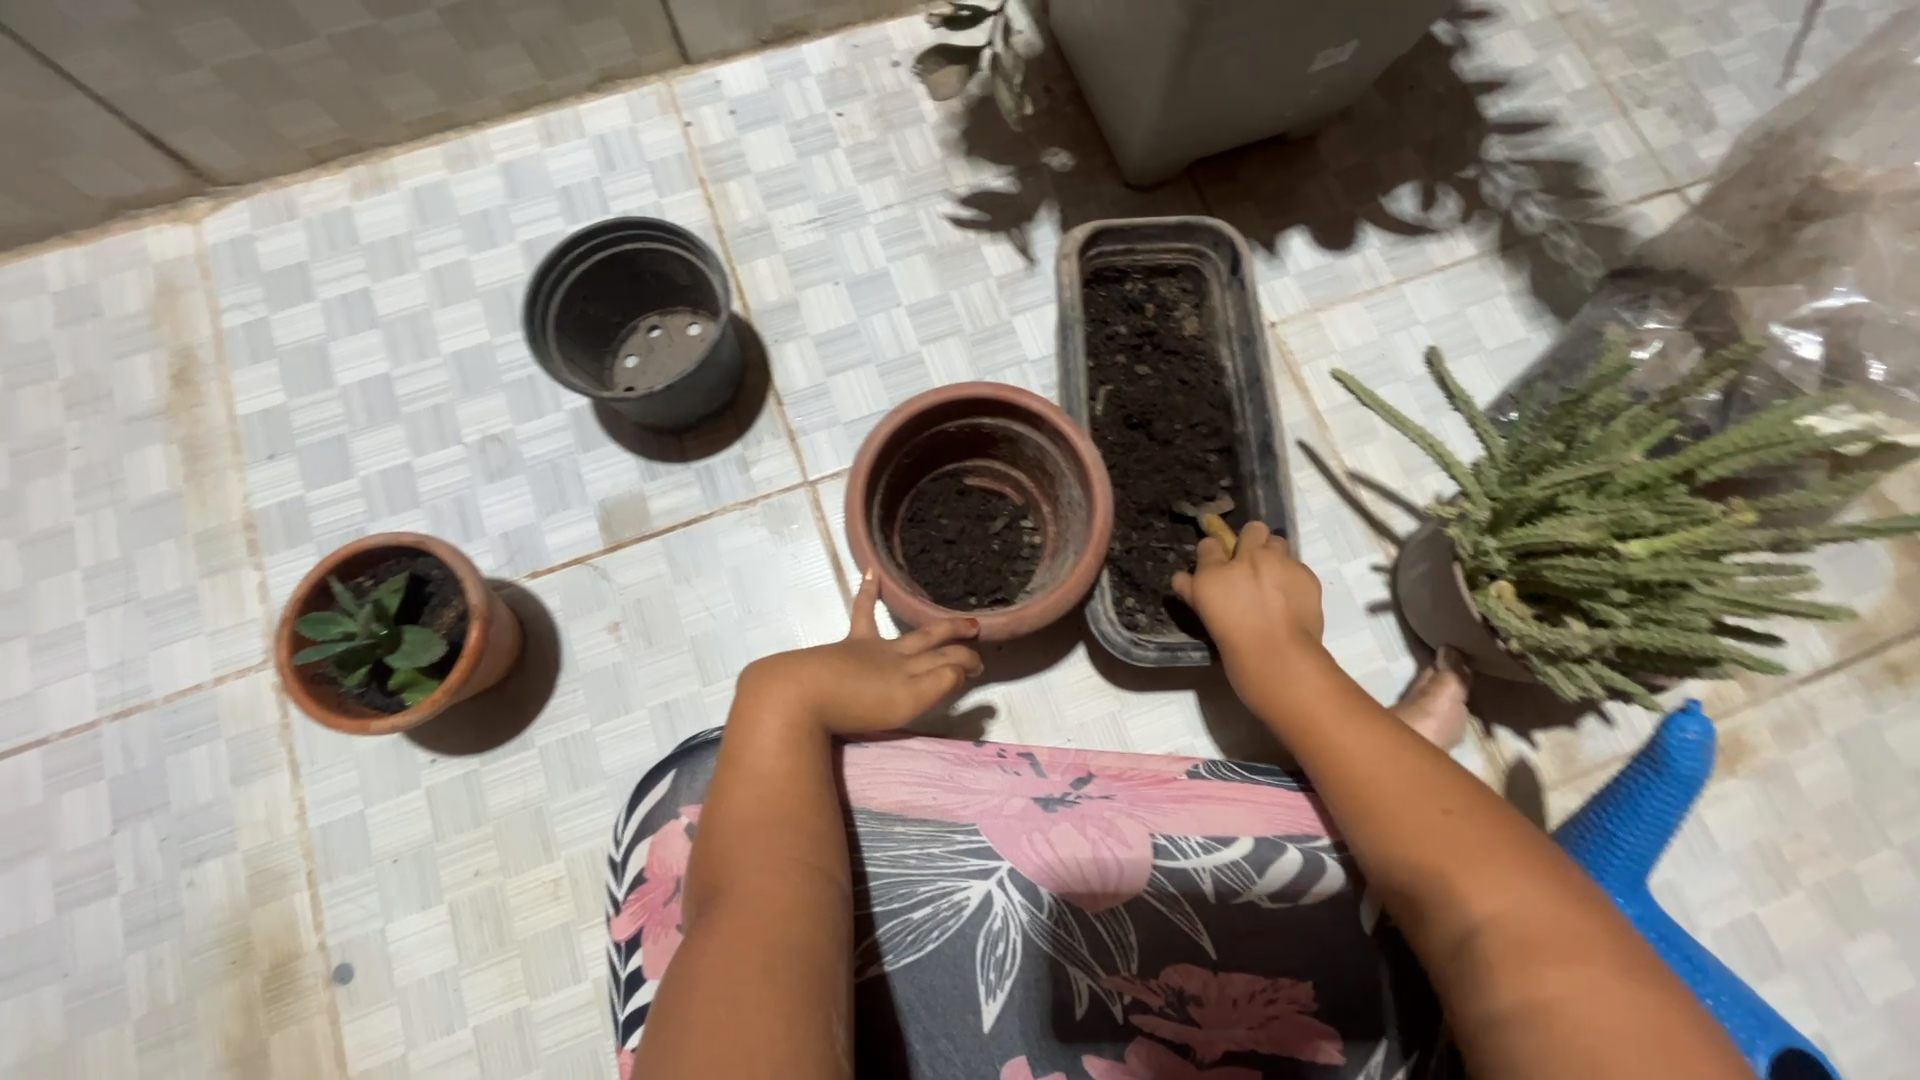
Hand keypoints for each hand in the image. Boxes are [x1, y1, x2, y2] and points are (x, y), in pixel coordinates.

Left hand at [735, 570, 983, 735]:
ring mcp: (872, 648)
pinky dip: (868, 591)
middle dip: (959, 644)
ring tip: (958, 620)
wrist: (803, 693)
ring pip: (911, 634)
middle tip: (977, 642)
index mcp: (912, 675)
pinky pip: (862, 612)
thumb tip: (961, 667)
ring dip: (937, 627)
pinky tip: (870, 571)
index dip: (967, 665)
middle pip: (935, 645)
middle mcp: (898, 656)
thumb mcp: (906, 705)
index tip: (979, 669)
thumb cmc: (855, 707)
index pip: (949, 664)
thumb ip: (938, 686)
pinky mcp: (848, 645)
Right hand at [1172, 521, 1325, 677]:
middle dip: (1251, 539)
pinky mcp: (1306, 576)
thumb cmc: (1232, 641)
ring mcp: (1280, 564)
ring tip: (1273, 578)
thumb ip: (1190, 590)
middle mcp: (1248, 559)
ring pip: (1278, 542)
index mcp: (1215, 572)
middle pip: (1252, 529)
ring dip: (1274, 554)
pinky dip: (1292, 577)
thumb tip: (1180, 577)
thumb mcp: (1203, 615)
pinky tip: (1290, 598)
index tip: (1217, 563)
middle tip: (1251, 562)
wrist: (1278, 655)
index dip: (1214, 552)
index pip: (1209, 545)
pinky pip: (1298, 566)